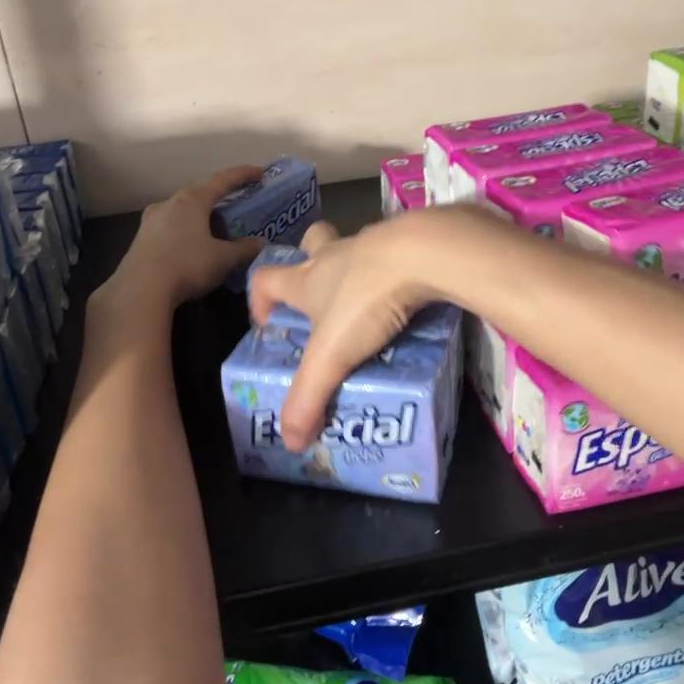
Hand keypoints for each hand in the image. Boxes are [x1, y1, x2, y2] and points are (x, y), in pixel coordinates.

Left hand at [108, 166, 268, 305]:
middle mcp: (169, 203)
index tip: (259, 172)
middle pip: (199, 195)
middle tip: (237, 207)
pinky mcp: (140, 240)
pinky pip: (169, 229)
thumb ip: (244, 249)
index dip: (242, 175)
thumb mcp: (222, 259)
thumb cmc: (187, 265)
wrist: (140, 291)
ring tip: (214, 231)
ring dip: (200, 218)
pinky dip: (185, 232)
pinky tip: (191, 248)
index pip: (222, 180)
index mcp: (191, 200)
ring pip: (182, 212)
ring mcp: (150, 221)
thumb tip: (261, 243)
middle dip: (219, 199)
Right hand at [246, 214, 443, 451]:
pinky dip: (396, 271)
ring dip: (356, 267)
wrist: (424, 253)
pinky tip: (410, 296)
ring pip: (355, 247)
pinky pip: (395, 254)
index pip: (266, 278)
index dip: (260, 299)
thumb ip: (309, 397)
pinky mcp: (409, 242)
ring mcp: (373, 243)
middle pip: (312, 243)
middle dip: (310, 262)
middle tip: (321, 297)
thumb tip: (289, 442)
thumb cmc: (366, 299)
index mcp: (307, 278)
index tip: (269, 324)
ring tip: (369, 300)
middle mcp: (334, 255)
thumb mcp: (332, 356)